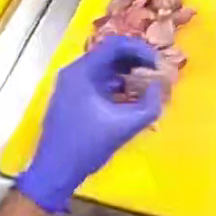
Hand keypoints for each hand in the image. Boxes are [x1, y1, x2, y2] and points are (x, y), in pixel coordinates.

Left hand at [14, 36, 162, 213]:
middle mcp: (75, 73)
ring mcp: (73, 86)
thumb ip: (149, 105)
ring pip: (107, 69)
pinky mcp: (75, 98)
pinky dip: (119, 86)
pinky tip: (134, 99)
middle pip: (111, 54)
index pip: (116, 45)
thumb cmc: (86, 146)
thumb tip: (160, 88)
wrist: (55, 171)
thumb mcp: (124, 126)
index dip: (141, 50)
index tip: (158, 64)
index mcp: (82, 72)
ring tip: (149, 86)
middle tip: (157, 73)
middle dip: (137, 62)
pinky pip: (101, 82)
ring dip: (129, 74)